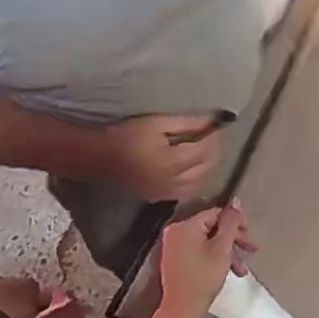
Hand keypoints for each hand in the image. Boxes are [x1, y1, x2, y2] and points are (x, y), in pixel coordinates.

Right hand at [103, 114, 223, 199]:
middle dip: (214, 151)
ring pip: (201, 182)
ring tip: (206, 151)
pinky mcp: (161, 197)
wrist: (102, 157)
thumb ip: (186, 122)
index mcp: (175, 161)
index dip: (214, 137)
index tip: (217, 125)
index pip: (206, 150)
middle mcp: (176, 181)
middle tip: (212, 136)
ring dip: (208, 167)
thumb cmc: (128, 135)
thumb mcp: (156, 123)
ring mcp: (169, 193)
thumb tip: (211, 120)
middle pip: (207, 167)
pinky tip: (194, 169)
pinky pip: (188, 191)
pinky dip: (197, 180)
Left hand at [154, 202, 254, 317]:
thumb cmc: (203, 278)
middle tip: (251, 249)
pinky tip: (229, 271)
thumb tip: (236, 200)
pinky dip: (214, 257)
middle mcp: (177, 230)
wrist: (181, 309)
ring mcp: (174, 245)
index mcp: (185, 225)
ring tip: (241, 270)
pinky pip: (198, 250)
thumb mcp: (222, 249)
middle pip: (212, 227)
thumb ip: (230, 223)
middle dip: (233, 239)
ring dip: (226, 252)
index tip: (250, 234)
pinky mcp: (176, 258)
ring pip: (207, 241)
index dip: (235, 222)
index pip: (216, 213)